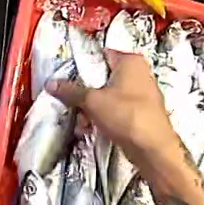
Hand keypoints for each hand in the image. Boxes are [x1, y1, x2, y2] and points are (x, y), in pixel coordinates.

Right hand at [50, 50, 183, 169]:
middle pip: (101, 78)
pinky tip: (91, 128)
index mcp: (130, 62)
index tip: (66, 78)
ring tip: (81, 121)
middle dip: (84, 93)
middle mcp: (139, 73)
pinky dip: (102, 116)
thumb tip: (51, 84)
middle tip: (72, 103)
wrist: (152, 149)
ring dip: (91, 108)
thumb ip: (70, 91)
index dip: (81, 66)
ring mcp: (141, 94)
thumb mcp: (92, 101)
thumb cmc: (126, 115)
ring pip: (107, 95)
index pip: (99, 55)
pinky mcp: (140, 112)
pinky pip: (115, 109)